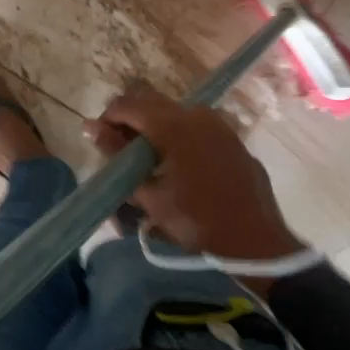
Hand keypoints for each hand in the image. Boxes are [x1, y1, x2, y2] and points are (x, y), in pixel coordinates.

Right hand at [86, 84, 304, 268]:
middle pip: (150, 102)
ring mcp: (220, 127)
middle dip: (131, 120)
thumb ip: (116, 154)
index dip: (107, 119)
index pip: (126, 105)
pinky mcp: (235, 142)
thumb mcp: (148, 192)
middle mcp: (196, 116)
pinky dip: (181, 135)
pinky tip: (180, 164)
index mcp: (172, 125)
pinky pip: (198, 127)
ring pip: (175, 112)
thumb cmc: (197, 220)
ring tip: (150, 156)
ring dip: (156, 126)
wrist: (259, 247)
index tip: (100, 142)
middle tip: (122, 148)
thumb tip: (90, 126)